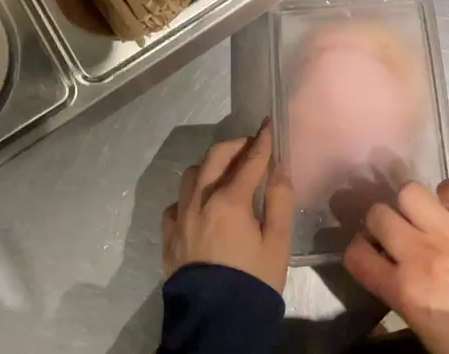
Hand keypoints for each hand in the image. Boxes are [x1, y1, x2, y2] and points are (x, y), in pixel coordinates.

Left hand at [162, 119, 294, 292]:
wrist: (215, 324)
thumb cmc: (253, 281)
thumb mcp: (278, 243)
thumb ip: (279, 200)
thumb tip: (279, 167)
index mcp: (229, 200)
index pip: (249, 160)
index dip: (261, 141)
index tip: (268, 124)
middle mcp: (200, 201)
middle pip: (214, 158)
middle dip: (234, 146)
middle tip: (250, 146)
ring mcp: (180, 219)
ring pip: (190, 176)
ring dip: (209, 167)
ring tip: (225, 173)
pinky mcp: (169, 238)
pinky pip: (175, 204)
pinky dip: (189, 196)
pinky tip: (200, 205)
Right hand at [342, 178, 448, 353]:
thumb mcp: (420, 327)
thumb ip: (397, 296)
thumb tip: (384, 274)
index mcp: (404, 288)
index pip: (357, 255)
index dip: (358, 250)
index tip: (368, 252)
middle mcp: (420, 252)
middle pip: (378, 214)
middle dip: (380, 223)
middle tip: (393, 232)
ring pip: (410, 191)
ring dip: (410, 203)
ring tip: (420, 215)